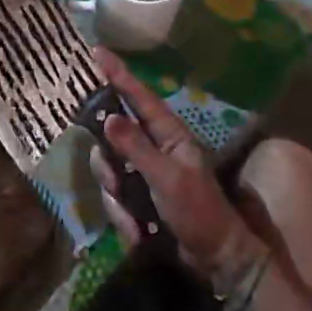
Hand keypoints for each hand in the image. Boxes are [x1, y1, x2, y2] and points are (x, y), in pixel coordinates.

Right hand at [88, 50, 266, 287]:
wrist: (215, 259)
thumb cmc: (198, 211)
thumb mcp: (167, 178)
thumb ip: (136, 147)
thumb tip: (109, 117)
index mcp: (169, 135)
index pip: (139, 97)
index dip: (118, 74)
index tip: (96, 51)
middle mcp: (154, 148)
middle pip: (114, 138)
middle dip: (111, 164)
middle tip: (118, 183)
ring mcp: (144, 174)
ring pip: (110, 171)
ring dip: (118, 198)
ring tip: (136, 219)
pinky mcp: (138, 198)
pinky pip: (115, 199)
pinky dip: (124, 219)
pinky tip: (140, 234)